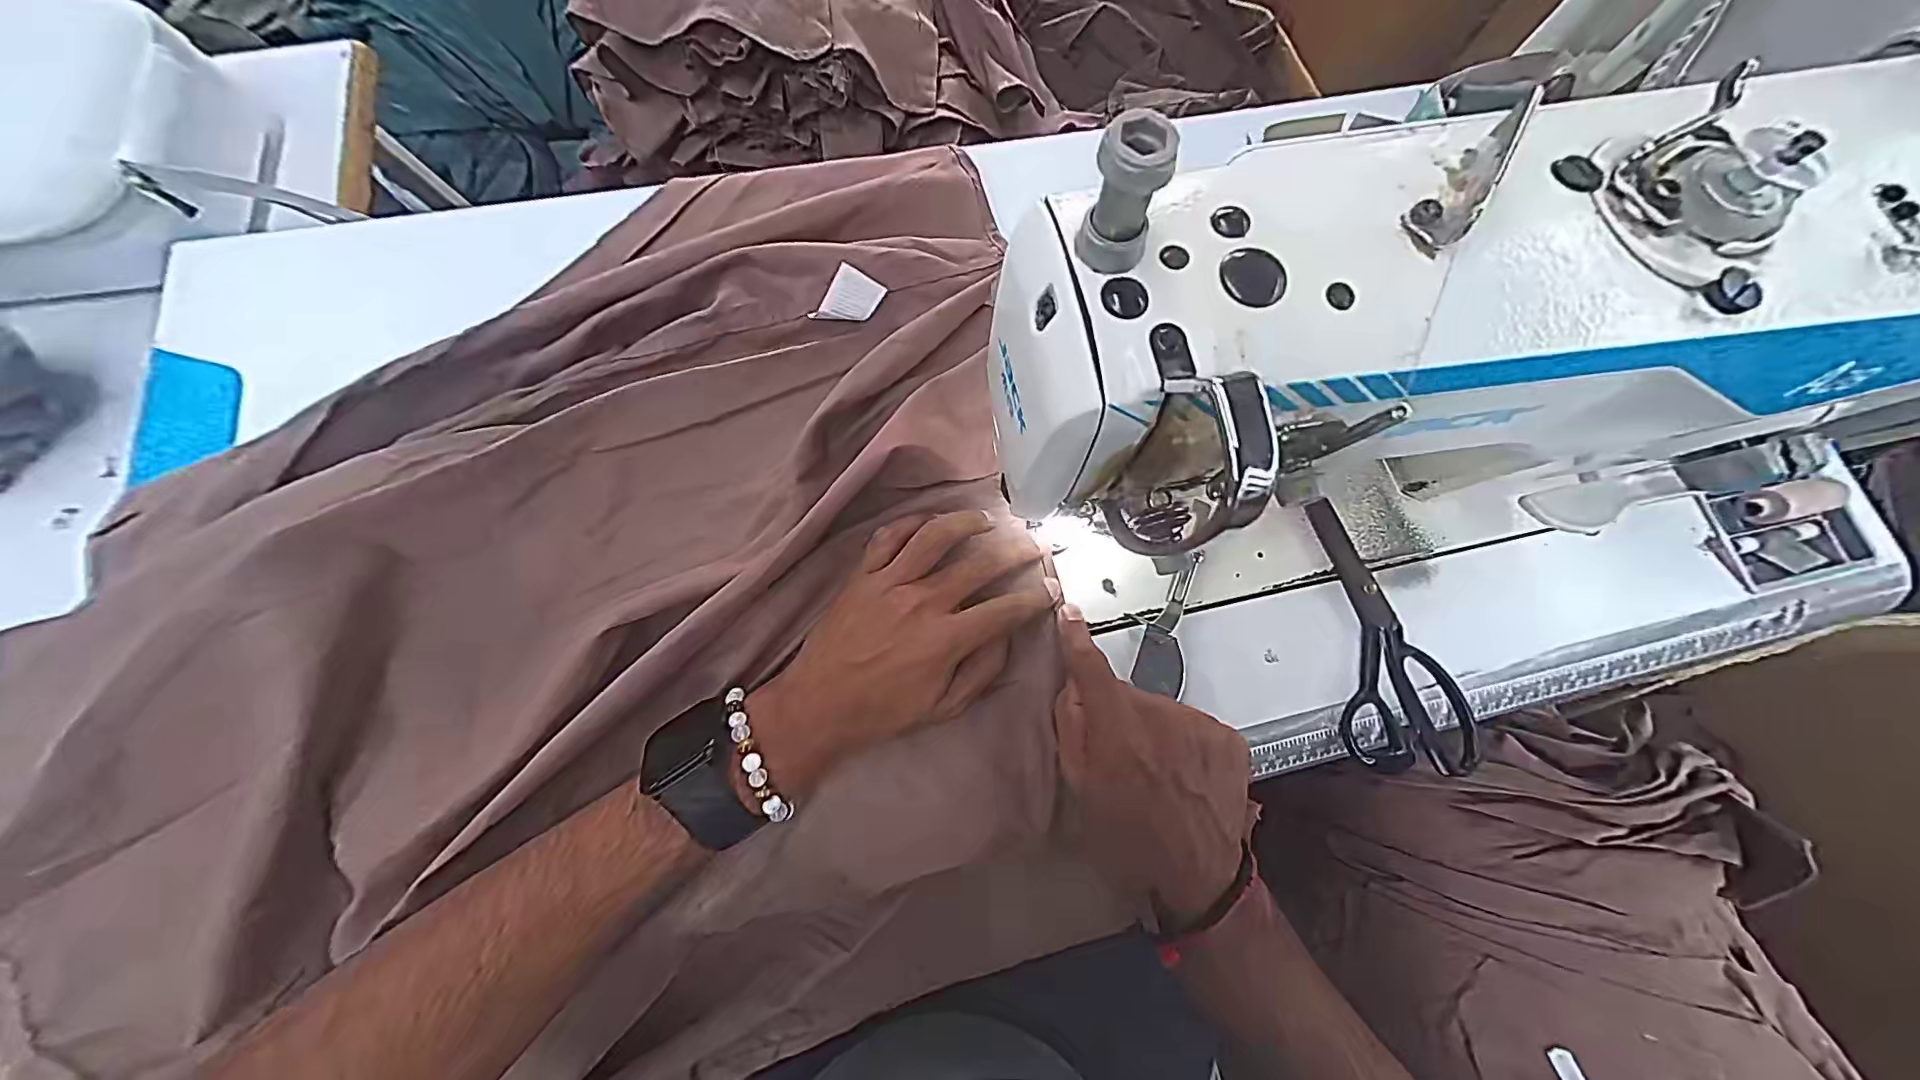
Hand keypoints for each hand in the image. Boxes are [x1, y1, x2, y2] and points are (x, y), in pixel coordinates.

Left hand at [746, 511, 1058, 798]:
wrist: (817, 705)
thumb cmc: (880, 712)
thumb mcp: (942, 707)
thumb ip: (981, 671)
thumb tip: (1005, 637)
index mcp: (945, 640)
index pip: (1005, 609)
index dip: (1035, 597)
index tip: (1049, 589)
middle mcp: (922, 603)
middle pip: (980, 564)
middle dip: (1016, 551)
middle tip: (1032, 545)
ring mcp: (889, 584)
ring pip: (935, 536)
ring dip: (967, 522)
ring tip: (986, 520)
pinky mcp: (862, 576)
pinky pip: (889, 537)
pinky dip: (911, 523)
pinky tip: (929, 522)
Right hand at [1053, 604, 1254, 928]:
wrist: (1199, 874)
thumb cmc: (1131, 840)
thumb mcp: (1081, 790)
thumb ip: (1071, 730)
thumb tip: (1071, 691)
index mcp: (1116, 729)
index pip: (1091, 668)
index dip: (1076, 638)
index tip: (1070, 614)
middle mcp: (1159, 718)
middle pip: (1127, 693)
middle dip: (1120, 714)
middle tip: (1122, 756)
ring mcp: (1197, 725)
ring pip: (1162, 709)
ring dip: (1155, 730)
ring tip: (1157, 773)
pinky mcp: (1226, 736)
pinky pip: (1192, 724)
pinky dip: (1185, 741)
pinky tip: (1184, 774)